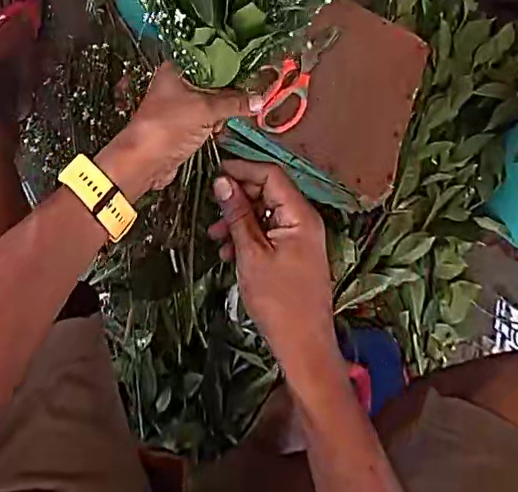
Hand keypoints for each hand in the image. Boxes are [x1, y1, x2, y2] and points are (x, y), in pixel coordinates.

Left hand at [97, 62, 249, 193]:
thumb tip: (258, 99)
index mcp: (176, 69)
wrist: (145, 162)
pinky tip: (222, 126)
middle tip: (251, 91)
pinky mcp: (183, 124)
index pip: (208, 58)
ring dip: (224, 107)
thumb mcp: (206, 109)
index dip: (230, 62)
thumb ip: (234, 102)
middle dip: (230, 88)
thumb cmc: (168, 126)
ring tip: (238, 110)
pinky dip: (216, 121)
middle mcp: (177, 83)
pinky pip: (206, 117)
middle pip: (212, 80)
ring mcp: (179, 104)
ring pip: (210, 100)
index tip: (252, 67)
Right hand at [208, 160, 338, 371]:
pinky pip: (269, 230)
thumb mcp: (251, 253)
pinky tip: (229, 251)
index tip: (216, 174)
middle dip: (238, 197)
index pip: (271, 174)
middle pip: (268, 191)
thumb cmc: (279, 301)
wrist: (304, 347)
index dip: (242, 169)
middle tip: (213, 208)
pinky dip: (248, 234)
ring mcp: (301, 236)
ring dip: (239, 218)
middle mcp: (304, 220)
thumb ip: (237, 214)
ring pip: (265, 211)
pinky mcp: (295, 251)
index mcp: (300, 215)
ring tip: (216, 236)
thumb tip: (222, 180)